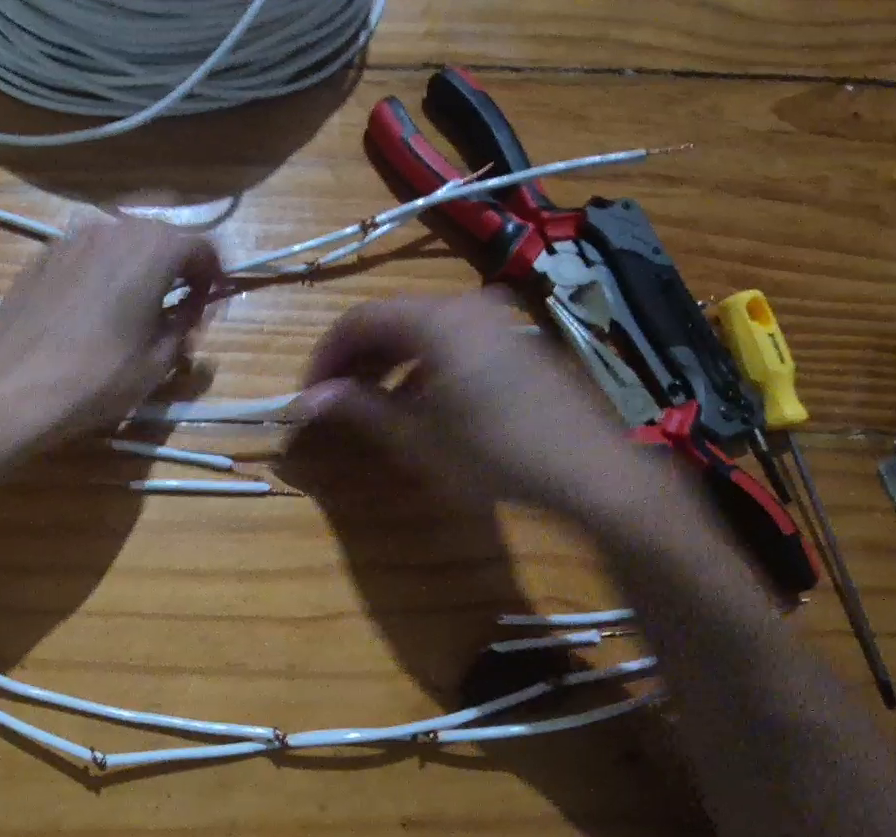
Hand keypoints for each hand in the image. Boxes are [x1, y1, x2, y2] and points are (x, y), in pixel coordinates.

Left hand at [0, 219, 221, 475]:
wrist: (12, 391)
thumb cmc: (96, 379)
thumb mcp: (156, 363)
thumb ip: (184, 327)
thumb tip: (191, 311)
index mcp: (152, 248)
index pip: (202, 247)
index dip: (214, 276)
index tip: (212, 305)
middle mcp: (112, 230)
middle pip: (158, 239)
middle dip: (175, 269)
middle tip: (177, 309)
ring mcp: (68, 240)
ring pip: (117, 245)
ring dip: (134, 270)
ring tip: (132, 311)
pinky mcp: (37, 260)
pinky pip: (83, 259)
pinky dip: (98, 276)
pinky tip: (89, 313)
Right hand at [294, 289, 659, 519]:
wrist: (588, 470)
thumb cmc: (493, 453)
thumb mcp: (415, 436)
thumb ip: (356, 409)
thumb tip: (307, 400)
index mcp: (436, 320)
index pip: (356, 321)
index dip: (324, 357)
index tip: (309, 397)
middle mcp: (465, 307)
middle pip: (388, 321)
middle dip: (354, 361)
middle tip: (335, 404)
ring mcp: (496, 322)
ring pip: (419, 331)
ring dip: (385, 364)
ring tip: (371, 408)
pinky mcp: (514, 343)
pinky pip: (450, 342)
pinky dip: (420, 366)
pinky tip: (418, 406)